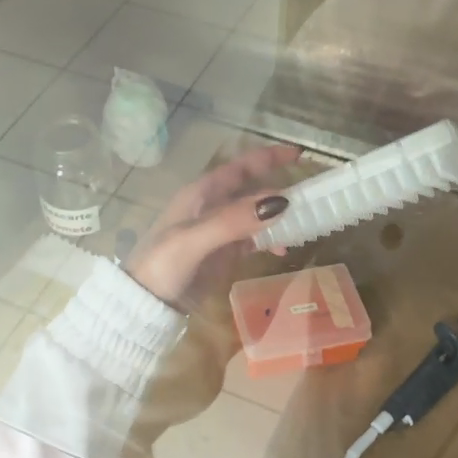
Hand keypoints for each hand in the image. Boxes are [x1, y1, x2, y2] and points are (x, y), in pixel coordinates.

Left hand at [124, 143, 301, 305]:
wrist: (143, 304)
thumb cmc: (163, 265)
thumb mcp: (195, 239)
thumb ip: (234, 220)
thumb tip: (280, 201)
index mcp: (200, 194)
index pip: (239, 167)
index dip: (267, 158)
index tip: (298, 153)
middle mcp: (210, 207)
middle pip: (251, 190)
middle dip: (280, 189)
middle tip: (313, 197)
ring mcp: (216, 231)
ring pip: (254, 215)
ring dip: (277, 218)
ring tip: (302, 226)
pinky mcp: (220, 254)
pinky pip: (251, 239)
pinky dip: (268, 240)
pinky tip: (281, 250)